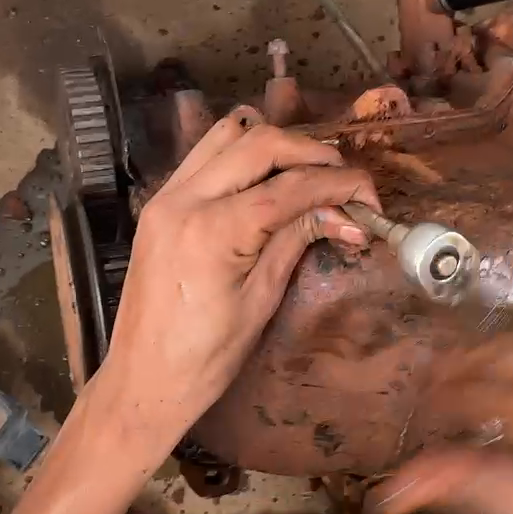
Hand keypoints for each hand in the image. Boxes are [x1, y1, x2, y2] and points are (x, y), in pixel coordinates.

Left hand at [95, 107, 378, 438]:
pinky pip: (205, 154)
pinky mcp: (159, 202)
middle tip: (344, 178)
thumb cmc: (207, 357)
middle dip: (311, 152)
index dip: (337, 184)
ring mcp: (166, 195)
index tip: (369, 195)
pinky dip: (242, 154)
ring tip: (308, 171)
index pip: (288, 186)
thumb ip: (298, 240)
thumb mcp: (262, 299)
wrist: (143, 378)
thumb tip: (347, 214)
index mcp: (213, 231)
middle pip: (259, 143)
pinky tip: (266, 177)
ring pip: (227, 135)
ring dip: (274, 144)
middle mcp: (185, 199)